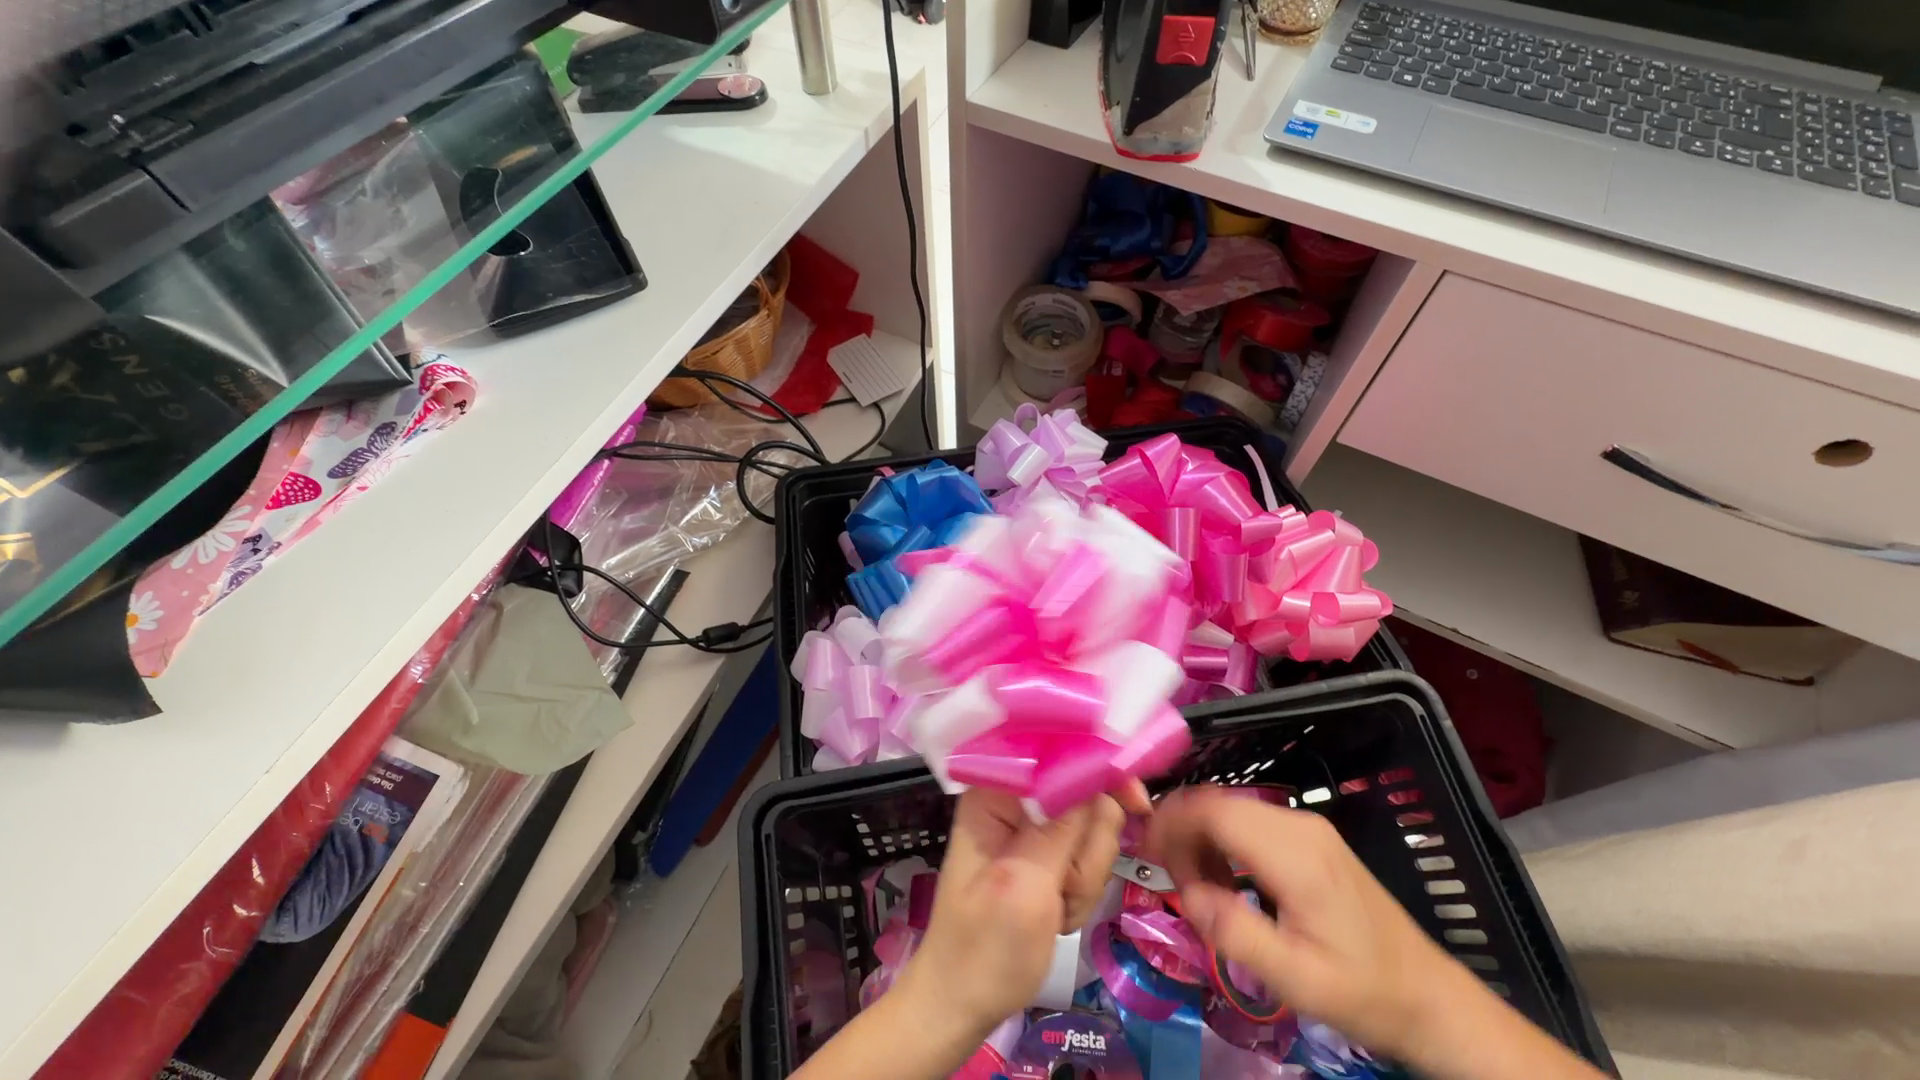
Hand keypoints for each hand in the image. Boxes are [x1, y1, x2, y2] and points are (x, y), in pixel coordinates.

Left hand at [894, 785, 1136, 1036]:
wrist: (964, 1004)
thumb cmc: (982, 948)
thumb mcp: (1023, 886)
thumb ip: (1060, 827)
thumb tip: (1094, 767)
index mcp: (995, 793)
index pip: (1059, 753)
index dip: (1102, 770)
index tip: (1135, 804)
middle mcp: (1015, 802)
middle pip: (1089, 794)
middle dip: (1088, 848)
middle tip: (1062, 886)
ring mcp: (1033, 832)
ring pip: (1096, 831)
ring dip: (1085, 877)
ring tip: (1052, 907)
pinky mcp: (1047, 860)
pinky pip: (1090, 861)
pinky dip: (1082, 892)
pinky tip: (1056, 916)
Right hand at [1144, 786, 1477, 1061]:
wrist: (1428, 996)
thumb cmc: (1362, 992)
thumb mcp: (1295, 980)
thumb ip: (1235, 934)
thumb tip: (1186, 895)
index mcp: (1296, 857)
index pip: (1215, 811)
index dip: (1170, 824)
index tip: (1144, 854)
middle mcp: (1301, 827)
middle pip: (1217, 804)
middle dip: (1180, 834)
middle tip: (1168, 881)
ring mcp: (1308, 829)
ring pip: (1230, 810)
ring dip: (1199, 840)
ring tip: (1195, 888)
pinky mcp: (1311, 840)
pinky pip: (1249, 823)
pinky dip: (1221, 843)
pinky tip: (1223, 881)